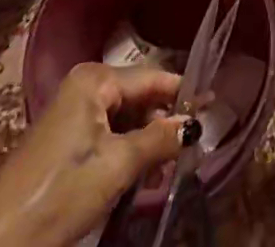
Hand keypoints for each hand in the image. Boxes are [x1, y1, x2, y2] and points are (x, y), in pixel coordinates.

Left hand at [0, 63, 185, 246]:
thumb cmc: (61, 195)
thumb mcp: (119, 165)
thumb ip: (161, 139)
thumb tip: (194, 124)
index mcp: (94, 80)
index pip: (153, 78)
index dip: (184, 94)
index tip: (214, 107)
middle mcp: (83, 88)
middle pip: (139, 97)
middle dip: (163, 123)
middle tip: (189, 151)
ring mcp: (70, 116)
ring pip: (125, 120)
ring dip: (147, 142)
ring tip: (165, 169)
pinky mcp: (63, 144)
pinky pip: (107, 136)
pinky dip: (127, 153)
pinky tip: (139, 177)